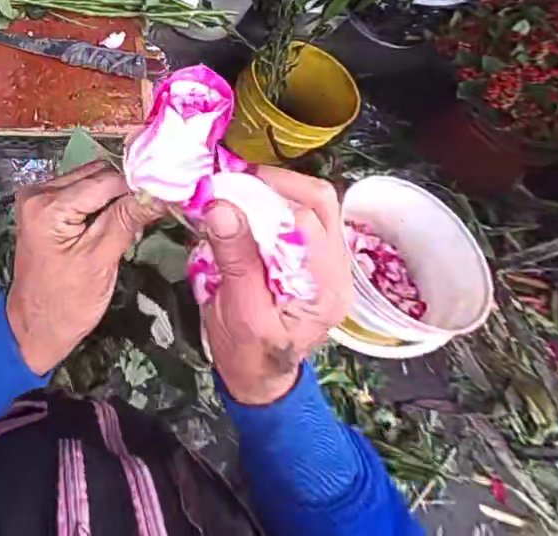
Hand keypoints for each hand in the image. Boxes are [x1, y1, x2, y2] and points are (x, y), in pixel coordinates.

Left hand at [6, 162, 159, 373]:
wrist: (33, 331)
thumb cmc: (66, 304)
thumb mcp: (101, 261)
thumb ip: (127, 220)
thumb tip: (160, 192)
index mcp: (48, 206)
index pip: (106, 180)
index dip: (137, 187)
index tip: (164, 197)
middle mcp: (39, 191)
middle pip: (98, 174)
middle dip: (125, 191)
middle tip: (146, 214)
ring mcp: (39, 196)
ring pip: (92, 178)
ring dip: (115, 195)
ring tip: (130, 222)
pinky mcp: (45, 205)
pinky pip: (82, 189)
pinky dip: (101, 201)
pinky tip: (111, 222)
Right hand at [201, 167, 351, 405]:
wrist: (259, 375)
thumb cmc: (250, 354)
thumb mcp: (238, 313)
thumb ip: (235, 260)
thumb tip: (221, 208)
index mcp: (325, 289)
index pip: (308, 222)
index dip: (267, 200)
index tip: (229, 192)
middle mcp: (336, 268)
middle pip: (320, 201)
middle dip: (276, 184)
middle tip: (237, 183)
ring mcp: (328, 258)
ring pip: (314, 201)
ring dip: (277, 189)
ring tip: (242, 191)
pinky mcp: (313, 253)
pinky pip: (303, 212)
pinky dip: (276, 201)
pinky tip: (251, 207)